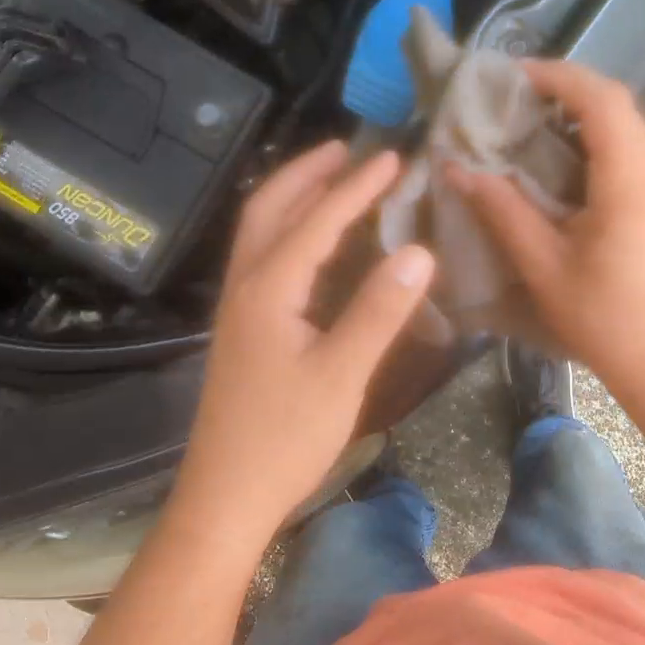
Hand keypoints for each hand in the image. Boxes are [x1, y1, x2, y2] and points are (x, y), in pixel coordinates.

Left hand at [173, 141, 435, 536]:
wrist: (225, 497)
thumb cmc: (284, 438)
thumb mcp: (341, 375)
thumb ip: (379, 311)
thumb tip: (420, 250)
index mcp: (267, 289)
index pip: (317, 221)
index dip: (356, 187)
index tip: (392, 157)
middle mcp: (244, 286)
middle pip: (270, 208)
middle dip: (307, 173)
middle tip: (346, 148)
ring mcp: (238, 308)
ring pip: (261, 232)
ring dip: (294, 197)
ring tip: (331, 180)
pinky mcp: (242, 329)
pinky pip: (263, 257)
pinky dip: (289, 231)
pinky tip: (313, 246)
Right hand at [447, 61, 644, 404]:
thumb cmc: (606, 319)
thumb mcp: (543, 264)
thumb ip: (501, 209)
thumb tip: (457, 168)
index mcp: (631, 177)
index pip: (599, 98)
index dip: (555, 76)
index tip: (509, 77)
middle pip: (616, 106)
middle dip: (563, 92)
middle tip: (511, 103)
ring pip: (627, 129)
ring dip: (579, 119)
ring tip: (527, 131)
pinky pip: (632, 155)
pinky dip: (594, 146)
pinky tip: (560, 173)